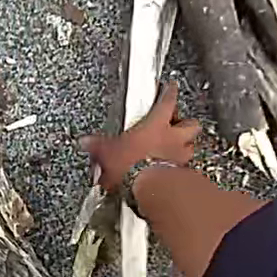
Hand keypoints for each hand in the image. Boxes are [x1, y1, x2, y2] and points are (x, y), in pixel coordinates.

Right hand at [79, 82, 201, 191]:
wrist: (148, 188)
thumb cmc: (132, 165)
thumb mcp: (107, 152)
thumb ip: (98, 146)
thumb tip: (85, 142)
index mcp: (156, 126)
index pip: (168, 102)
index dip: (170, 93)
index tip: (171, 87)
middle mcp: (173, 139)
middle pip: (190, 124)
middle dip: (185, 123)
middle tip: (177, 124)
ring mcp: (180, 158)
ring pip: (190, 146)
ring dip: (184, 147)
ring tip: (174, 149)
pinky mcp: (181, 175)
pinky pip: (184, 168)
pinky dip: (178, 168)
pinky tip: (169, 172)